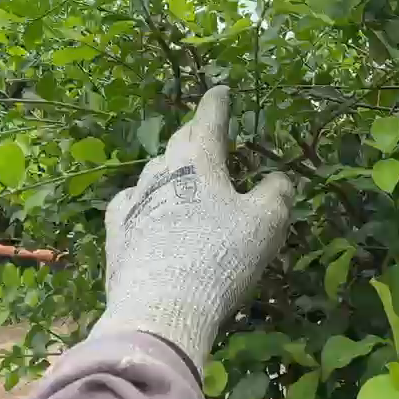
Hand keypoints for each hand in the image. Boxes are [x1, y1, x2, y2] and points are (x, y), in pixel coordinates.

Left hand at [93, 85, 294, 367]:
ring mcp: (136, 197)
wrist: (161, 309)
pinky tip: (143, 206)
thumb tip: (280, 178)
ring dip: (170, 165)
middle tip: (206, 131)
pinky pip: (130, 201)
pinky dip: (142, 198)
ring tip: (181, 173)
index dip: (217, 102)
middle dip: (195, 131)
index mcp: (200, 159)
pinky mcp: (117, 229)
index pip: (209, 118)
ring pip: (155, 169)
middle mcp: (164, 169)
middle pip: (180, 139)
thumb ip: (277, 193)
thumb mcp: (265, 224)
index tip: (221, 90)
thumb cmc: (219, 258)